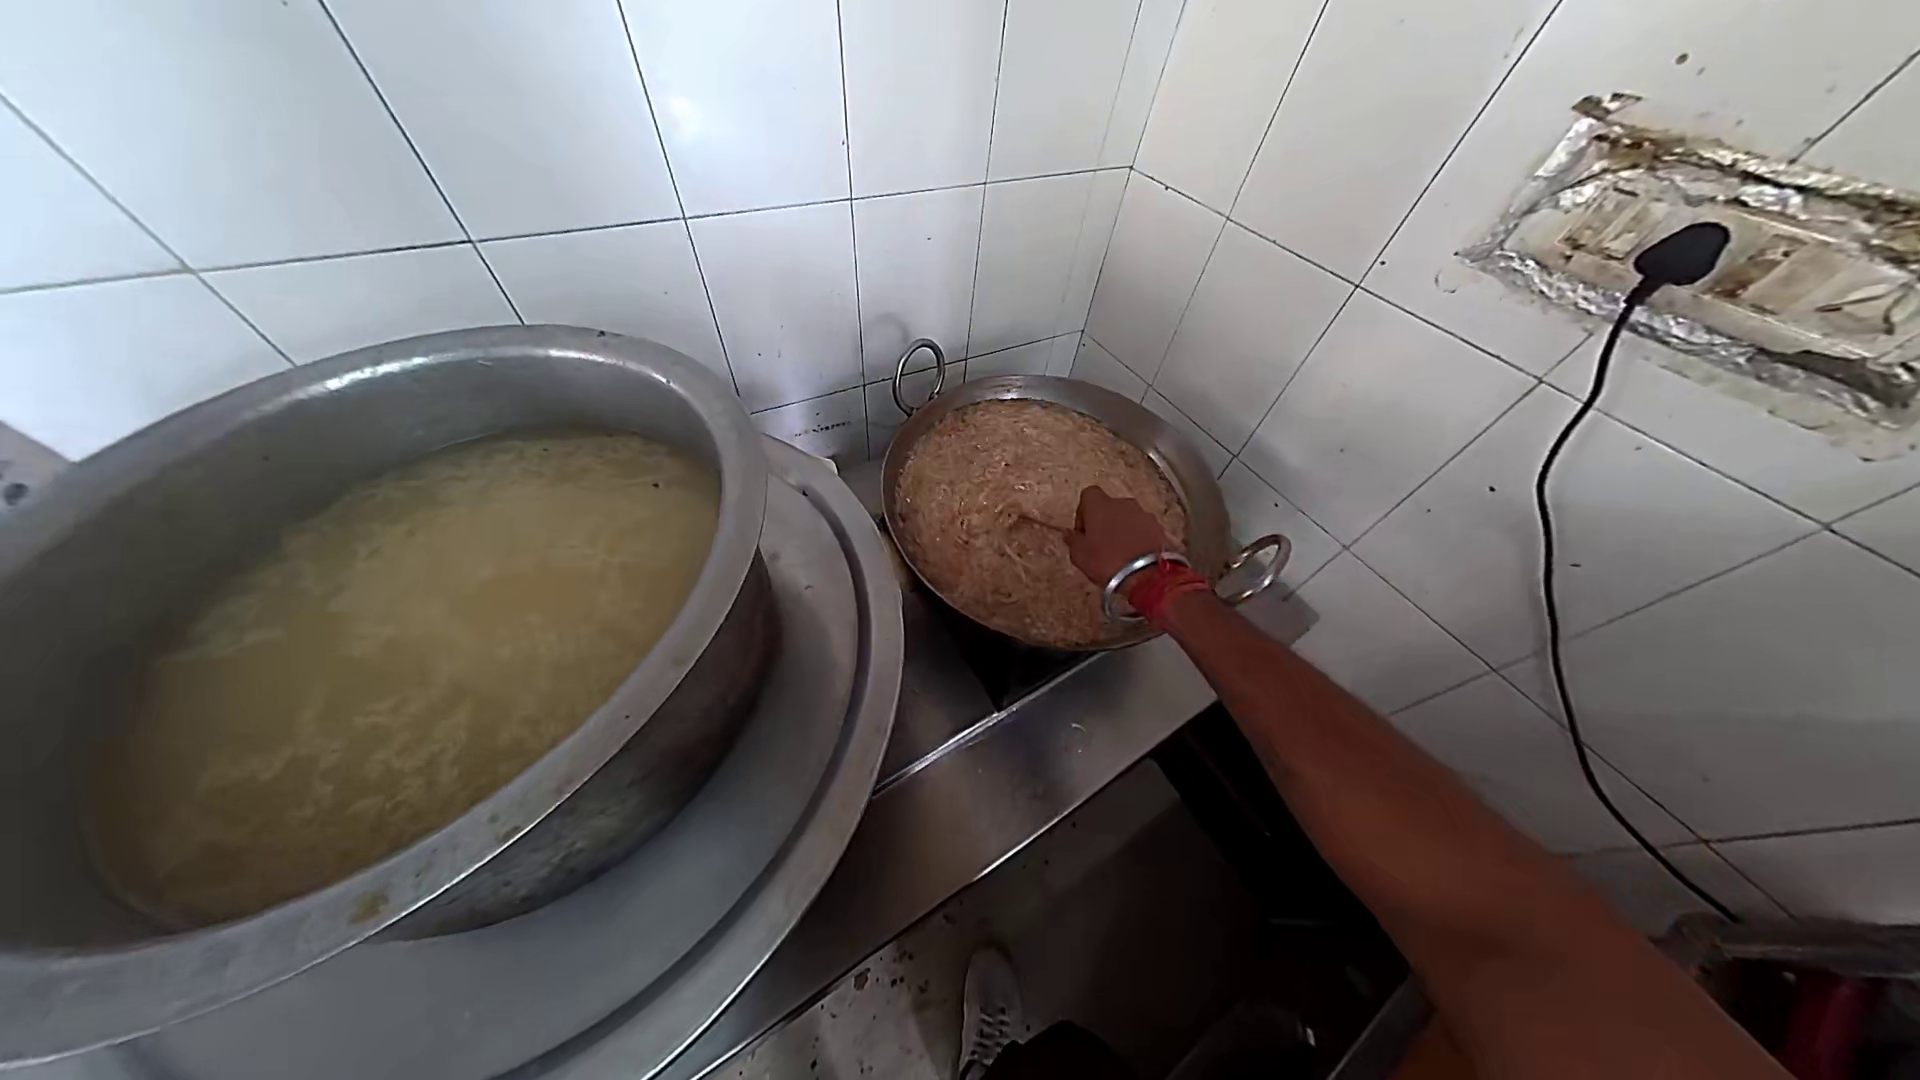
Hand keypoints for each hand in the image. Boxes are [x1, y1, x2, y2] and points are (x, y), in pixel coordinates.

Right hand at [1066, 486, 1168, 586]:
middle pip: (1109, 506)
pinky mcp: (1159, 528)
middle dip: (1103, 521)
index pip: (1088, 494)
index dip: (1083, 511)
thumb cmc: (1106, 561)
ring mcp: (1144, 514)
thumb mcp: (1079, 555)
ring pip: (1127, 517)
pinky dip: (1137, 537)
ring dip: (1121, 529)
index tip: (1082, 532)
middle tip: (1099, 544)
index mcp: (1100, 505)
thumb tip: (1069, 533)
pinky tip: (1134, 556)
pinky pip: (1142, 528)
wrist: (1147, 575)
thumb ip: (1072, 540)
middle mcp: (1123, 503)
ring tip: (1118, 553)